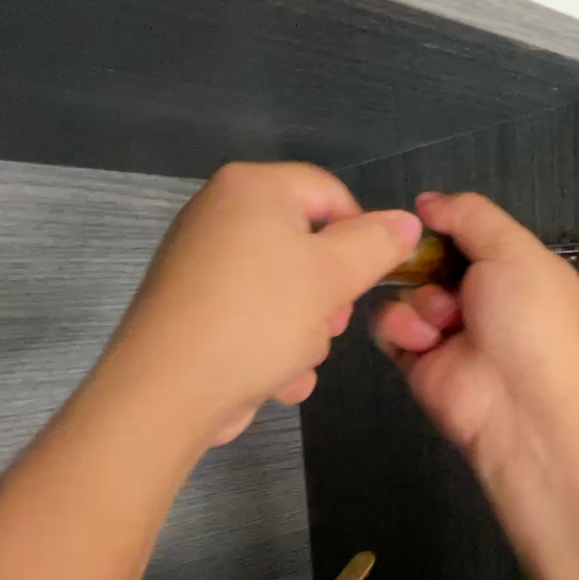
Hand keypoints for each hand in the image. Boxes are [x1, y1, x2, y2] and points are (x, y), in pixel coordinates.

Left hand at [107, 163, 419, 445]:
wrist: (170, 390)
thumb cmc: (258, 319)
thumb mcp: (333, 277)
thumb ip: (377, 245)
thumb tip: (408, 221)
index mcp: (252, 189)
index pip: (331, 193)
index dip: (362, 234)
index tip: (369, 280)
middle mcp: (221, 215)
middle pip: (308, 246)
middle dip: (328, 296)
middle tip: (327, 325)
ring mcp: (204, 265)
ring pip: (286, 291)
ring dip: (304, 332)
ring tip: (292, 359)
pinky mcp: (196, 310)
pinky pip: (254, 317)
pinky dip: (270, 346)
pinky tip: (271, 377)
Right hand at [372, 192, 578, 473]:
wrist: (520, 408)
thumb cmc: (530, 323)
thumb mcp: (514, 252)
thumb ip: (471, 216)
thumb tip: (428, 202)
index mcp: (515, 270)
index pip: (468, 233)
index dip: (444, 223)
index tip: (424, 218)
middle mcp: (482, 299)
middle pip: (430, 260)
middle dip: (425, 262)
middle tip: (432, 271)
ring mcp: (448, 331)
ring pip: (406, 292)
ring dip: (420, 300)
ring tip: (445, 322)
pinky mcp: (417, 360)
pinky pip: (388, 327)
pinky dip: (399, 328)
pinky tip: (423, 341)